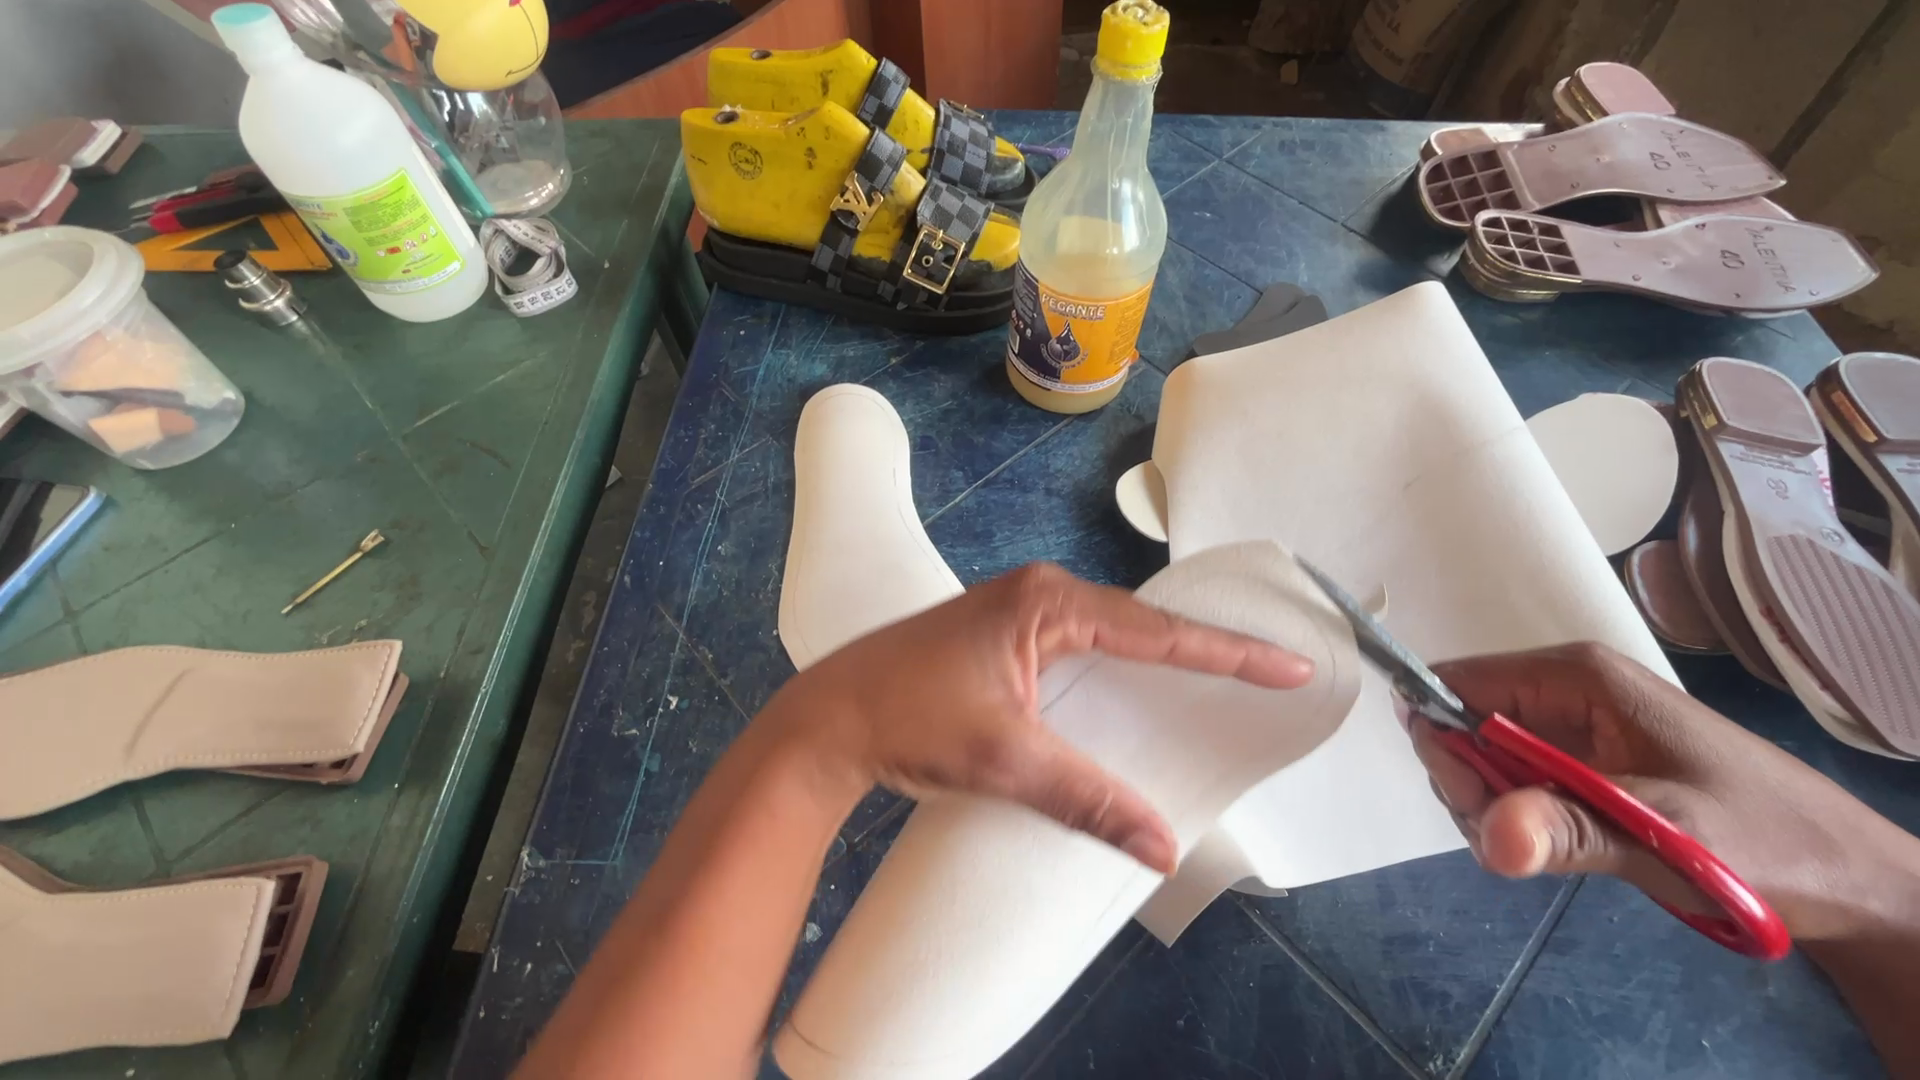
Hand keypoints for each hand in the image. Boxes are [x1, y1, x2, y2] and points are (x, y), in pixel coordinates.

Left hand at [762, 562, 1314, 874]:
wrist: (830, 718)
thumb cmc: (909, 721)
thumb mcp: (1004, 759)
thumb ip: (1086, 798)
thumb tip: (1161, 846)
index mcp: (1046, 602)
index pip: (1155, 629)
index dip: (1226, 651)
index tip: (1289, 663)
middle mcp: (1038, 593)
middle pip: (1139, 622)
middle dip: (1201, 647)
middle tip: (1267, 674)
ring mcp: (1018, 611)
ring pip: (1110, 633)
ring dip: (1159, 657)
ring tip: (1221, 683)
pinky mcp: (1004, 637)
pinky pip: (1081, 646)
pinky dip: (1118, 667)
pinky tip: (1138, 694)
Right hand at [1410, 642, 1919, 941]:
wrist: (1856, 882)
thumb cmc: (1768, 841)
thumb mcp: (1671, 834)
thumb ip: (1573, 830)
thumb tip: (1491, 837)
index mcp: (1575, 676)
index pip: (1455, 682)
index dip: (1441, 737)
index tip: (1471, 801)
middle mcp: (1561, 689)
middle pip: (1458, 720)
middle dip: (1466, 781)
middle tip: (1510, 836)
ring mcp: (1568, 724)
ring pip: (1477, 754)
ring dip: (1487, 805)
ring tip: (1543, 846)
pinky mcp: (1577, 760)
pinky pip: (1509, 776)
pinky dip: (1511, 814)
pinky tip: (1551, 842)